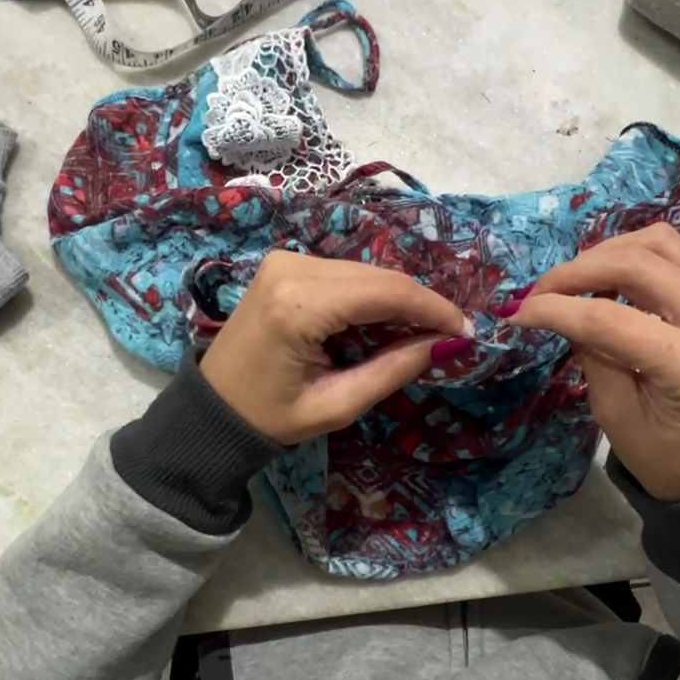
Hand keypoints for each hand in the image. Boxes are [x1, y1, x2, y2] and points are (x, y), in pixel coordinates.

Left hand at [200, 251, 473, 443]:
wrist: (212, 410)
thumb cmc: (270, 417)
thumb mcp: (336, 405)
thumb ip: (392, 370)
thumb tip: (445, 343)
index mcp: (299, 305)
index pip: (386, 292)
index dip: (432, 309)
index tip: (467, 330)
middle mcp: (292, 268)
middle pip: (378, 276)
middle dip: (418, 304)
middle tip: (451, 336)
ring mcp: (285, 262)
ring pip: (365, 272)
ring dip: (397, 300)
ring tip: (422, 335)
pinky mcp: (284, 266)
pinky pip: (345, 275)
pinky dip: (371, 297)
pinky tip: (387, 323)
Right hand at [507, 225, 679, 500]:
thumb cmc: (667, 461)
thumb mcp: (616, 417)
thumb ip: (592, 355)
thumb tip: (558, 310)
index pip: (612, 318)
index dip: (557, 308)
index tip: (517, 312)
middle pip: (641, 262)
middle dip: (579, 270)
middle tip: (539, 293)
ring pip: (663, 245)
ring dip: (607, 255)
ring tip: (572, 283)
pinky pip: (679, 258)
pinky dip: (634, 260)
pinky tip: (606, 283)